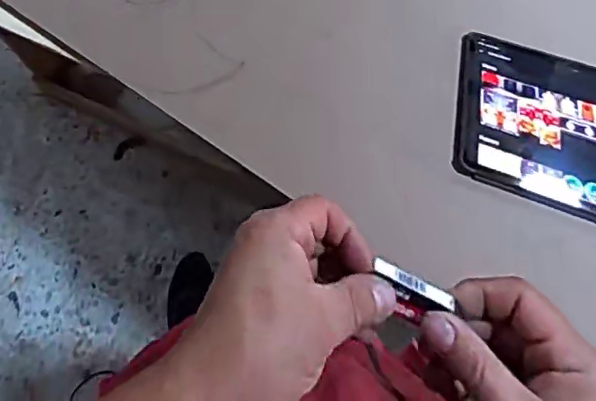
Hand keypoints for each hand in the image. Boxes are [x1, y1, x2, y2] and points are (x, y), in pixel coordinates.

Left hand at [118, 196, 397, 400]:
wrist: (213, 384)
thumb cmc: (254, 345)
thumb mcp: (325, 319)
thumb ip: (360, 299)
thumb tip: (382, 291)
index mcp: (275, 229)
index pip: (325, 211)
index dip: (354, 239)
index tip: (369, 274)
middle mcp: (262, 240)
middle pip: (318, 237)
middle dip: (349, 270)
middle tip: (369, 303)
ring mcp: (255, 266)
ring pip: (308, 266)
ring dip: (336, 293)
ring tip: (357, 325)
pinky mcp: (252, 293)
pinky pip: (293, 285)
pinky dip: (317, 304)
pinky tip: (334, 334)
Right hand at [417, 277, 595, 400]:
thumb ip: (476, 364)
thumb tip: (435, 320)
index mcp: (576, 360)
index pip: (516, 297)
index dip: (474, 297)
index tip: (439, 316)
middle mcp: (567, 370)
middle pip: (502, 324)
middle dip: (461, 334)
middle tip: (429, 352)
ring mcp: (553, 394)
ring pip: (495, 354)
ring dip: (460, 360)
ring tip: (437, 379)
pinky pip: (498, 381)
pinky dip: (470, 384)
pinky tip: (451, 394)